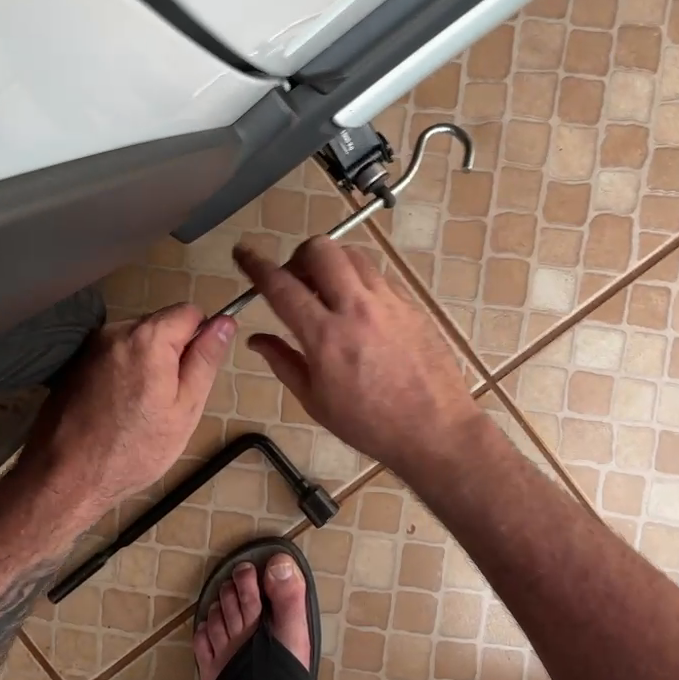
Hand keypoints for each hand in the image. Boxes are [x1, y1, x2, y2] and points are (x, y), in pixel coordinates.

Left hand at [20, 303, 233, 515]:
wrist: (66, 477)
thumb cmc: (134, 450)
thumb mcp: (185, 408)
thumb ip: (205, 359)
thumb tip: (225, 323)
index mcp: (148, 338)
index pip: (190, 311)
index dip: (201, 338)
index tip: (194, 373)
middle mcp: (116, 330)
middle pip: (161, 324)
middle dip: (172, 352)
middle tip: (169, 398)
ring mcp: (91, 345)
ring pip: (137, 340)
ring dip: (147, 362)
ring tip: (141, 406)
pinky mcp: (75, 362)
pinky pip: (114, 354)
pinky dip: (124, 371)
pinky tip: (118, 406)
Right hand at [235, 236, 483, 474]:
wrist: (435, 430)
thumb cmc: (370, 425)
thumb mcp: (316, 401)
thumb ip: (284, 362)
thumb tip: (256, 339)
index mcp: (326, 336)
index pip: (282, 286)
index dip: (256, 265)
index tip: (243, 253)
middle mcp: (357, 308)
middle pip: (321, 250)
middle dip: (299, 256)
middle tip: (296, 280)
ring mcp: (389, 303)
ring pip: (353, 255)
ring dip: (332, 264)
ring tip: (327, 292)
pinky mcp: (412, 305)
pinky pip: (379, 277)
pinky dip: (359, 282)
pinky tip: (359, 310)